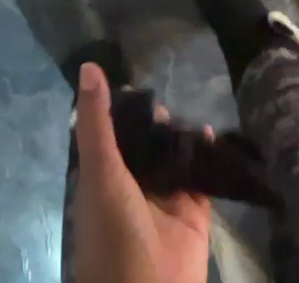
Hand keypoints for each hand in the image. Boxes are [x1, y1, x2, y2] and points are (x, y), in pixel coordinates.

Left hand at [70, 63, 211, 282]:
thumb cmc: (114, 231)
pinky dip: (206, 157)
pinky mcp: (193, 214)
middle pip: (145, 144)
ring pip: (173, 158)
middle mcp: (131, 186)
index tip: (135, 80)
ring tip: (188, 112)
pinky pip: (201, 178)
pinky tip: (210, 134)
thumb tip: (88, 66)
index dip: (121, 109)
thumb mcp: (100, 172)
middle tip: (164, 98)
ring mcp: (164, 200)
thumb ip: (96, 123)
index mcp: (102, 177)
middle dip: (155, 122)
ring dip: (181, 136)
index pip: (110, 134)